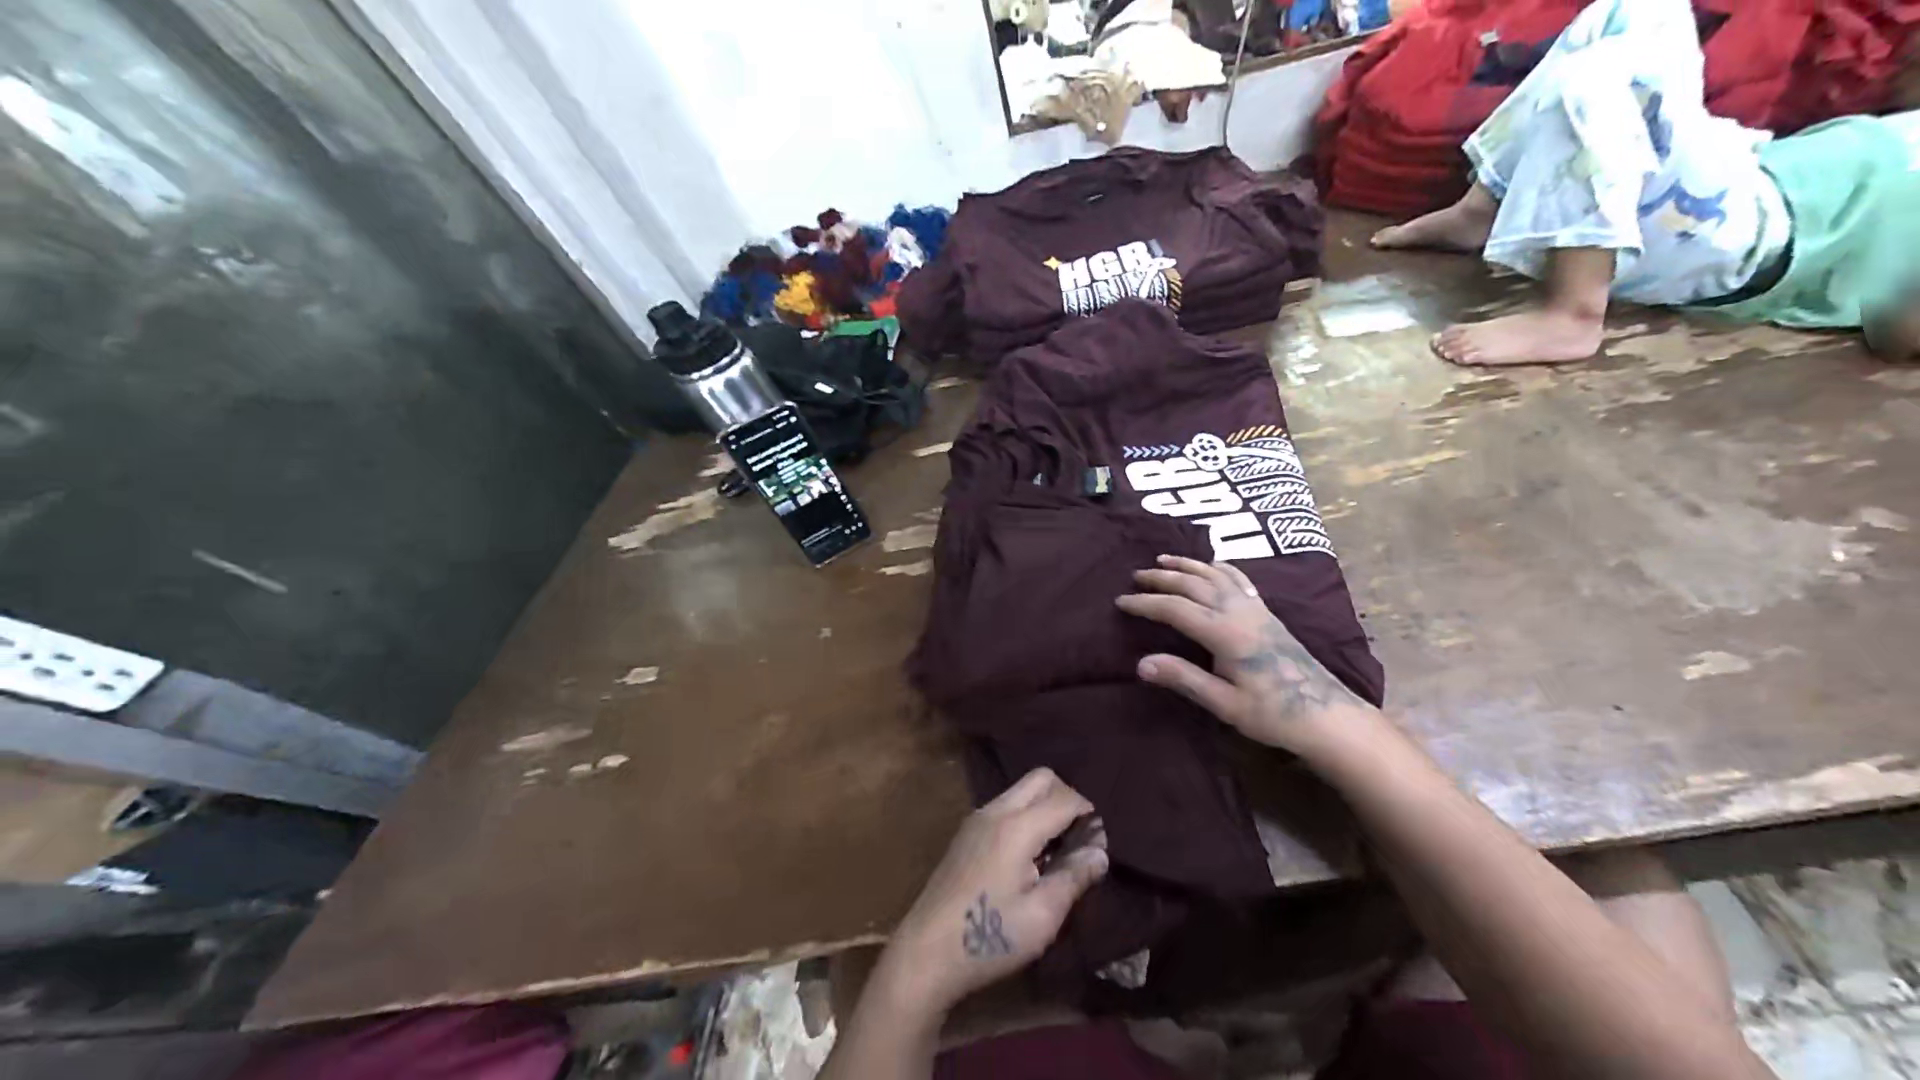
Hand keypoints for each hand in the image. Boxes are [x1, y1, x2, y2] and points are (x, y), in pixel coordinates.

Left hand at [873, 768, 1108, 1017]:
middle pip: (1041, 778)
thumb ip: (1074, 876)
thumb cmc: (990, 937)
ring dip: (1045, 806)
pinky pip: (1005, 806)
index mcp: (1016, 826)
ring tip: (1057, 850)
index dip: (1090, 815)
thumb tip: (1100, 852)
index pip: (1065, 798)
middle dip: (1067, 798)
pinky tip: (1029, 856)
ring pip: (1021, 790)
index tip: (1100, 844)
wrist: (927, 952)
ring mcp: (976, 819)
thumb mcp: (1043, 915)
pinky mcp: (966, 834)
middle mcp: (995, 811)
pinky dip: (1026, 816)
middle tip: (1079, 837)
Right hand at [1115, 554, 1369, 751]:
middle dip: (1161, 578)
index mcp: (1224, 633)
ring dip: (1187, 565)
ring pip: (1215, 575)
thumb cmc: (1272, 714)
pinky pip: (1239, 579)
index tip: (1121, 602)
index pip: (1175, 609)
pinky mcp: (1267, 613)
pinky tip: (1212, 564)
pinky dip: (1220, 567)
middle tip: (1135, 576)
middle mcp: (1239, 612)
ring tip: (1163, 560)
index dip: (1145, 603)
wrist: (1327, 715)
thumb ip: (1183, 679)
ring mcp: (1255, 609)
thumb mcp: (1224, 703)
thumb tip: (1141, 663)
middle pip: (1193, 584)